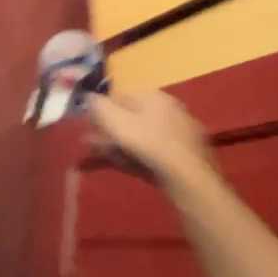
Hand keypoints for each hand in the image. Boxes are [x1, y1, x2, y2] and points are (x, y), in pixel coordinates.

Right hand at [88, 90, 215, 182]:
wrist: (189, 180)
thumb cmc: (147, 142)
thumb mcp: (111, 118)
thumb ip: (96, 103)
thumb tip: (88, 97)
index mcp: (155, 96)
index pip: (120, 96)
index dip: (101, 109)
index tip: (89, 123)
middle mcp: (171, 111)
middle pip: (131, 118)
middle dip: (110, 130)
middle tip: (93, 143)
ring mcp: (182, 137)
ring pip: (143, 138)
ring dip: (121, 145)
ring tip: (106, 156)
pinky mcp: (188, 160)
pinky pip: (156, 154)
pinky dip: (139, 158)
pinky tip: (126, 167)